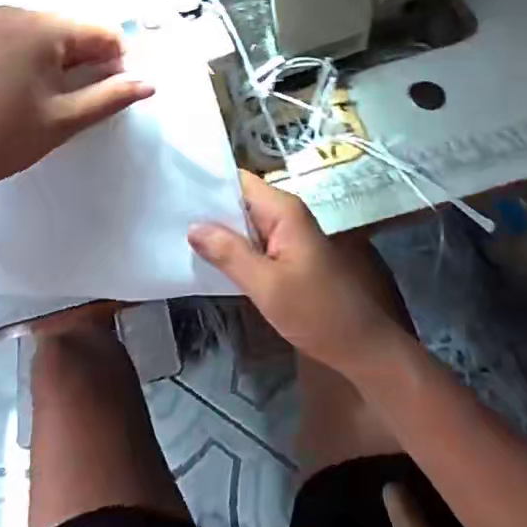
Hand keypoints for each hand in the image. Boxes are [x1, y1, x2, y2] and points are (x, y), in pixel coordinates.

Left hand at [0, 6, 153, 207]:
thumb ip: (111, 97)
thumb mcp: (64, 120)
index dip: (119, 62)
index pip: (104, 32)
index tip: (116, 95)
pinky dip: (42, 59)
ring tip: (60, 101)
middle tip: (88, 102)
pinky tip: (34, 91)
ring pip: (53, 35)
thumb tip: (150, 83)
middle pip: (77, 29)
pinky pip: (27, 38)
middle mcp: (20, 12)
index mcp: (44, 26)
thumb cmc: (0, 139)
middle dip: (92, 60)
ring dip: (67, 61)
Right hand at [189, 172, 416, 378]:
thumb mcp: (267, 286)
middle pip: (238, 199)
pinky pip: (252, 242)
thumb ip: (229, 253)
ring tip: (174, 232)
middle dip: (206, 207)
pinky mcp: (285, 255)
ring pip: (243, 222)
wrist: (360, 346)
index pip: (239, 180)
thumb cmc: (317, 312)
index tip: (173, 187)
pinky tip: (203, 257)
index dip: (207, 181)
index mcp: (283, 210)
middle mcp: (284, 214)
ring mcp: (286, 235)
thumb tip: (193, 226)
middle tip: (165, 213)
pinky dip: (231, 247)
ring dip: (216, 229)